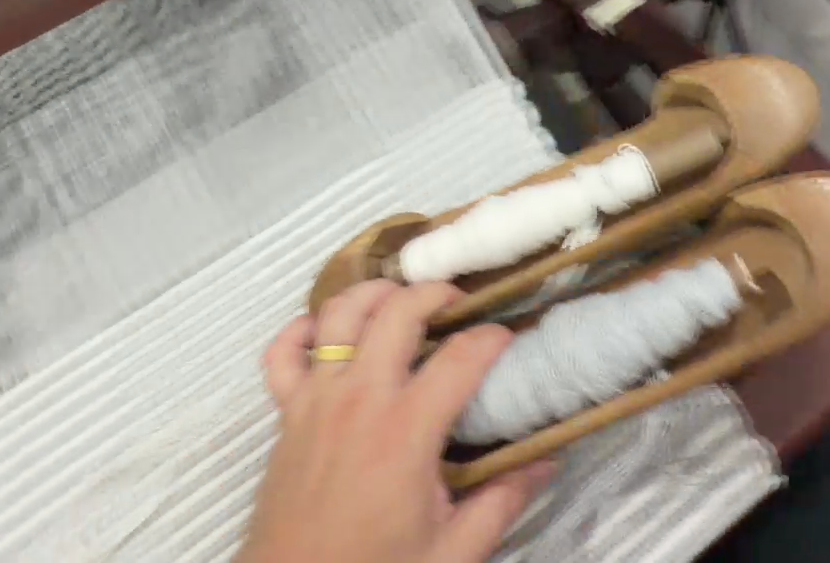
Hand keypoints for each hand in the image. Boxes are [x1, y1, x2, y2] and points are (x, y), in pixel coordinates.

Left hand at [239, 280, 554, 562]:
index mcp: (406, 430)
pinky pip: (282, 352)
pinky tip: (326, 331)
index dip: (492, 337)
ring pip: (340, 314)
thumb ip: (502, 501)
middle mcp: (360, 397)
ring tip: (400, 299)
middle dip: (436, 292)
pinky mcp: (285, 412)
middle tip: (459, 302)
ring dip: (374, 294)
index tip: (507, 337)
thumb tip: (547, 460)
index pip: (461, 357)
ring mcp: (316, 398)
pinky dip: (302, 330)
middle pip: (399, 311)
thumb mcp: (452, 552)